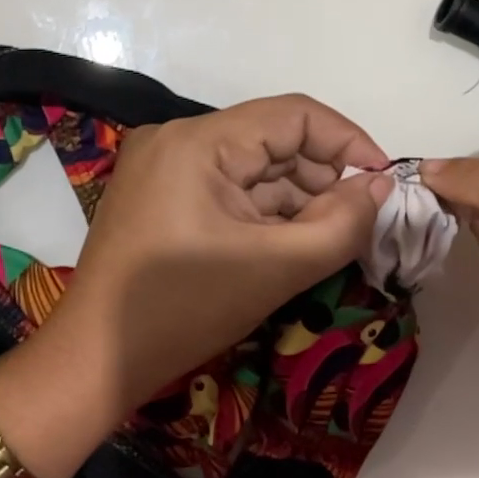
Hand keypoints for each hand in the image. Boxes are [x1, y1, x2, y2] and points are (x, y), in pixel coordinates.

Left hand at [43, 94, 390, 411]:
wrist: (94, 363)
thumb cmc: (184, 310)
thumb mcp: (275, 268)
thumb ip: (341, 224)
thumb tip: (380, 187)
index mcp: (198, 141)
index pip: (294, 115)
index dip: (348, 143)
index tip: (384, 185)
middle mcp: (178, 140)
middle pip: (274, 142)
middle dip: (323, 180)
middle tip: (361, 226)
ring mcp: (165, 170)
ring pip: (254, 171)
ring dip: (297, 203)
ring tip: (333, 243)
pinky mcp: (161, 199)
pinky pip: (229, 193)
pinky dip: (265, 216)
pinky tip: (293, 247)